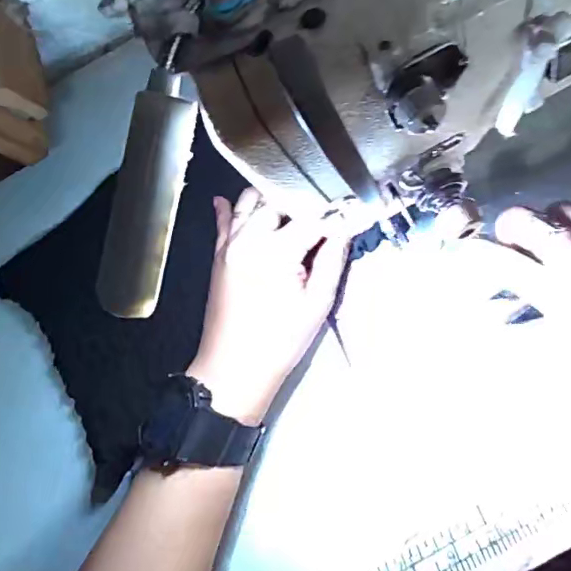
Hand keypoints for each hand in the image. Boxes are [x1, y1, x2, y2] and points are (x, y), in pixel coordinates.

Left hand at [188, 188, 352, 424]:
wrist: (233, 370)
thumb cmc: (279, 342)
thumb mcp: (318, 303)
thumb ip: (333, 259)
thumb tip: (344, 229)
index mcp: (274, 253)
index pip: (312, 217)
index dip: (335, 214)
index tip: (352, 213)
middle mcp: (248, 240)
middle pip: (282, 201)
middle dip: (307, 204)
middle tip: (328, 214)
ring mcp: (229, 245)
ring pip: (252, 200)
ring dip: (276, 199)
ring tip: (299, 209)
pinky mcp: (219, 253)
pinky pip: (226, 218)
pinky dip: (237, 206)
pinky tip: (246, 199)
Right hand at [470, 205, 570, 426]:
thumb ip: (558, 313)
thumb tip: (536, 299)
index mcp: (563, 294)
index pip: (502, 261)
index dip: (480, 253)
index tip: (472, 251)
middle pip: (523, 220)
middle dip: (513, 228)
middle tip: (518, 242)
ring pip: (566, 212)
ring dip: (559, 227)